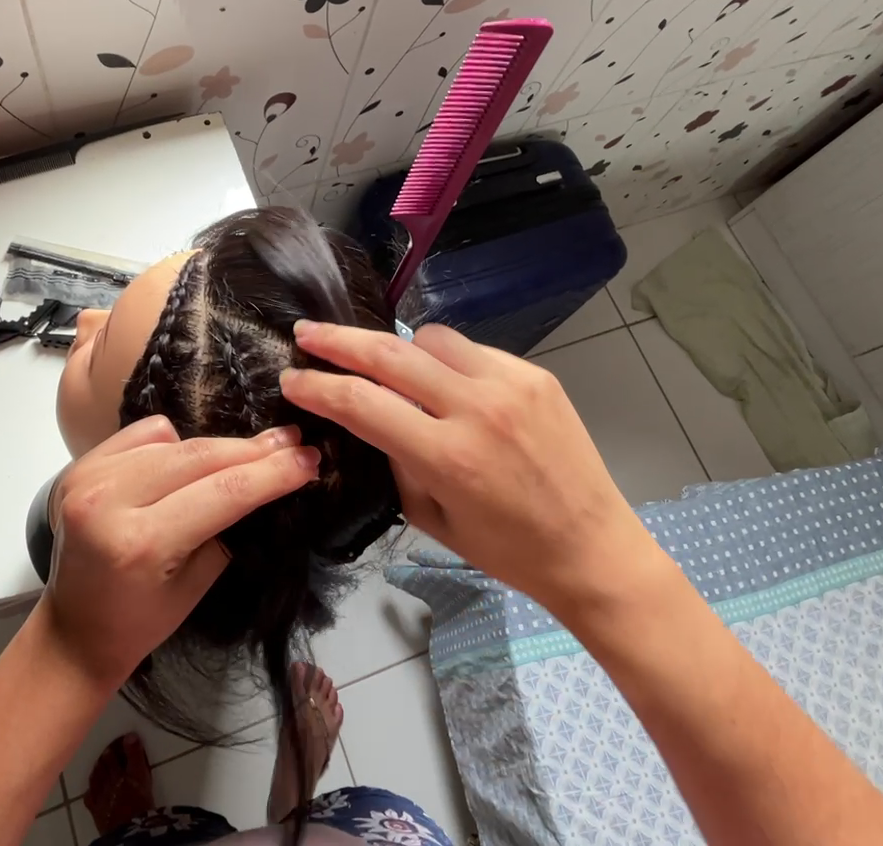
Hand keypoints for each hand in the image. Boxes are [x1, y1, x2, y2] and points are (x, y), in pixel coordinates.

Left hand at [39, 415, 320, 690]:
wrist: (74, 630)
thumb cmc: (141, 621)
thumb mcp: (197, 582)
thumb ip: (227, 525)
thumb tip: (266, 477)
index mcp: (140, 542)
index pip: (222, 493)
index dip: (272, 472)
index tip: (309, 458)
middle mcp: (107, 502)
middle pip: (199, 456)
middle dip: (253, 449)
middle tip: (293, 440)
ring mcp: (87, 478)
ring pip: (175, 440)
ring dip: (218, 447)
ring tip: (251, 452)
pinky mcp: (80, 467)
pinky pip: (143, 434)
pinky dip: (173, 441)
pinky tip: (188, 458)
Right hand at [279, 321, 659, 619]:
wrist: (591, 547)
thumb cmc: (506, 549)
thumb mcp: (432, 517)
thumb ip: (395, 460)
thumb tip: (370, 415)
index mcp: (447, 457)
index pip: (362, 403)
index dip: (318, 388)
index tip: (291, 378)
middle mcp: (477, 409)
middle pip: (389, 354)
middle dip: (338, 340)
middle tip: (306, 333)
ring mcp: (511, 384)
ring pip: (431, 339)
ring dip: (399, 349)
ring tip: (387, 367)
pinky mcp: (535, 374)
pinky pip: (472, 350)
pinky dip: (445, 361)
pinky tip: (445, 383)